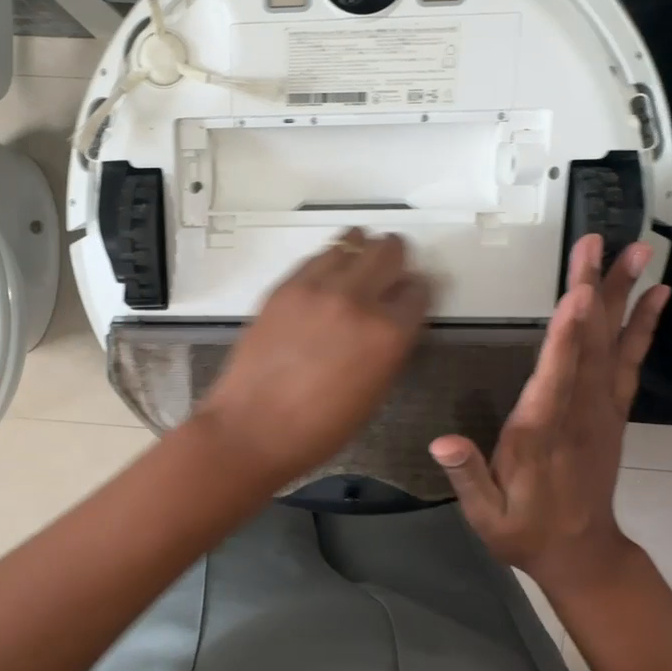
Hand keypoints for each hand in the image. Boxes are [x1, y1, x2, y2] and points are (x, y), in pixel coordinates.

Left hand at [197, 228, 431, 482]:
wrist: (253, 429)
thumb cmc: (320, 429)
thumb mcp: (376, 391)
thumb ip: (390, 346)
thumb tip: (391, 318)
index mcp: (389, 335)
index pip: (418, 290)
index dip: (413, 295)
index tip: (405, 301)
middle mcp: (358, 301)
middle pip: (390, 250)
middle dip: (394, 260)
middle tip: (385, 274)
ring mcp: (317, 289)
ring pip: (352, 241)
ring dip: (360, 252)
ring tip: (353, 271)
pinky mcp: (284, 287)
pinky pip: (317, 257)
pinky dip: (328, 262)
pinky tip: (324, 281)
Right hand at [430, 234, 670, 589]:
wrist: (580, 552)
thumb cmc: (523, 531)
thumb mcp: (485, 515)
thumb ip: (468, 475)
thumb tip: (443, 442)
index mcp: (540, 436)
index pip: (554, 381)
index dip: (565, 337)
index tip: (577, 294)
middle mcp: (577, 415)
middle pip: (586, 346)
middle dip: (591, 290)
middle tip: (597, 242)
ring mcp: (601, 411)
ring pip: (611, 345)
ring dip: (622, 295)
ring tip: (635, 251)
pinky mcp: (613, 411)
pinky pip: (629, 363)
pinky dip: (642, 327)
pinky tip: (654, 295)